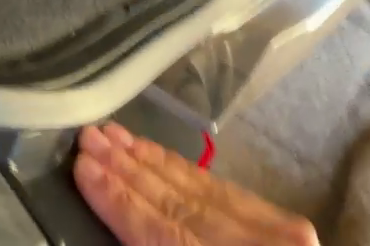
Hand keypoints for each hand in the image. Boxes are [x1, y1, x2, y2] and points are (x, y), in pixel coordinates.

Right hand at [75, 122, 317, 245]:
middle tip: (89, 137)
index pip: (166, 234)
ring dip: (148, 161)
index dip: (121, 200)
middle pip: (180, 204)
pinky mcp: (286, 229)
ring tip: (111, 135)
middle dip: (128, 169)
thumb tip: (114, 225)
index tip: (84, 166)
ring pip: (201, 190)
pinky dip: (183, 170)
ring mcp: (277, 239)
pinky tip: (153, 153)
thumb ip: (153, 241)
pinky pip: (223, 190)